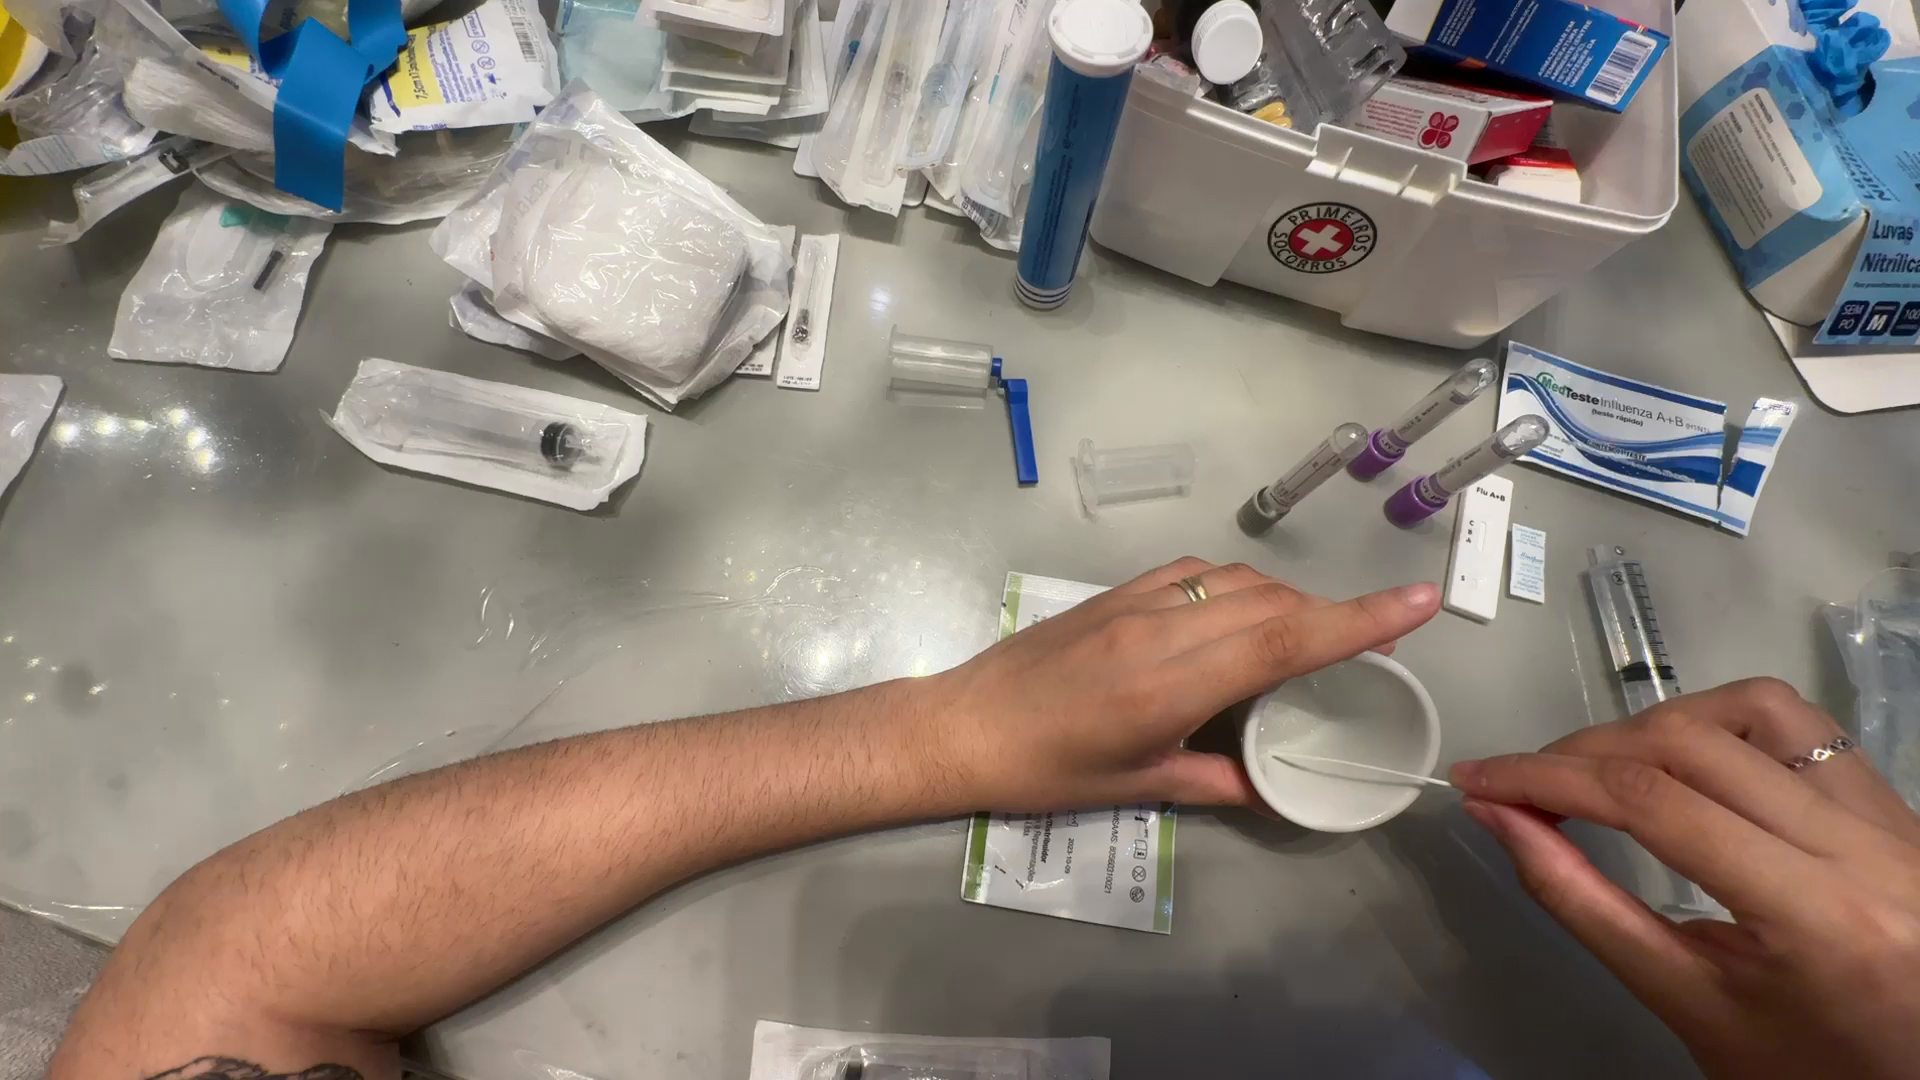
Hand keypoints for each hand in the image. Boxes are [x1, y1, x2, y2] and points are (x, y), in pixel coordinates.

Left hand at [923, 557, 1440, 812]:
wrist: (966, 723)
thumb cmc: (1045, 768)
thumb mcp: (1136, 786)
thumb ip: (1215, 783)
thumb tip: (1271, 786)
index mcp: (1170, 684)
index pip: (1283, 641)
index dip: (1358, 619)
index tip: (1418, 600)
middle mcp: (1158, 629)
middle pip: (1267, 603)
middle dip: (1327, 615)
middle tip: (1361, 644)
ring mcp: (1130, 602)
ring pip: (1232, 580)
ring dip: (1279, 598)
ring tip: (1299, 633)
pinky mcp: (1109, 594)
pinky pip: (1188, 573)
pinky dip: (1229, 584)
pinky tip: (1232, 611)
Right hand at [1451, 678, 1919, 1079]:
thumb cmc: (1805, 1069)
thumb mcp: (1680, 999)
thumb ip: (1574, 896)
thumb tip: (1491, 811)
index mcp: (1823, 917)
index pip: (1648, 800)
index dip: (1541, 777)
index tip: (1474, 779)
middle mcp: (1874, 853)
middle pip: (1683, 744)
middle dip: (1576, 754)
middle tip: (1522, 787)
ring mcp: (1898, 826)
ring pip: (1745, 712)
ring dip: (1645, 728)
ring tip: (1603, 771)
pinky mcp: (1899, 813)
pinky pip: (1798, 727)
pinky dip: (1718, 722)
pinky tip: (1683, 759)